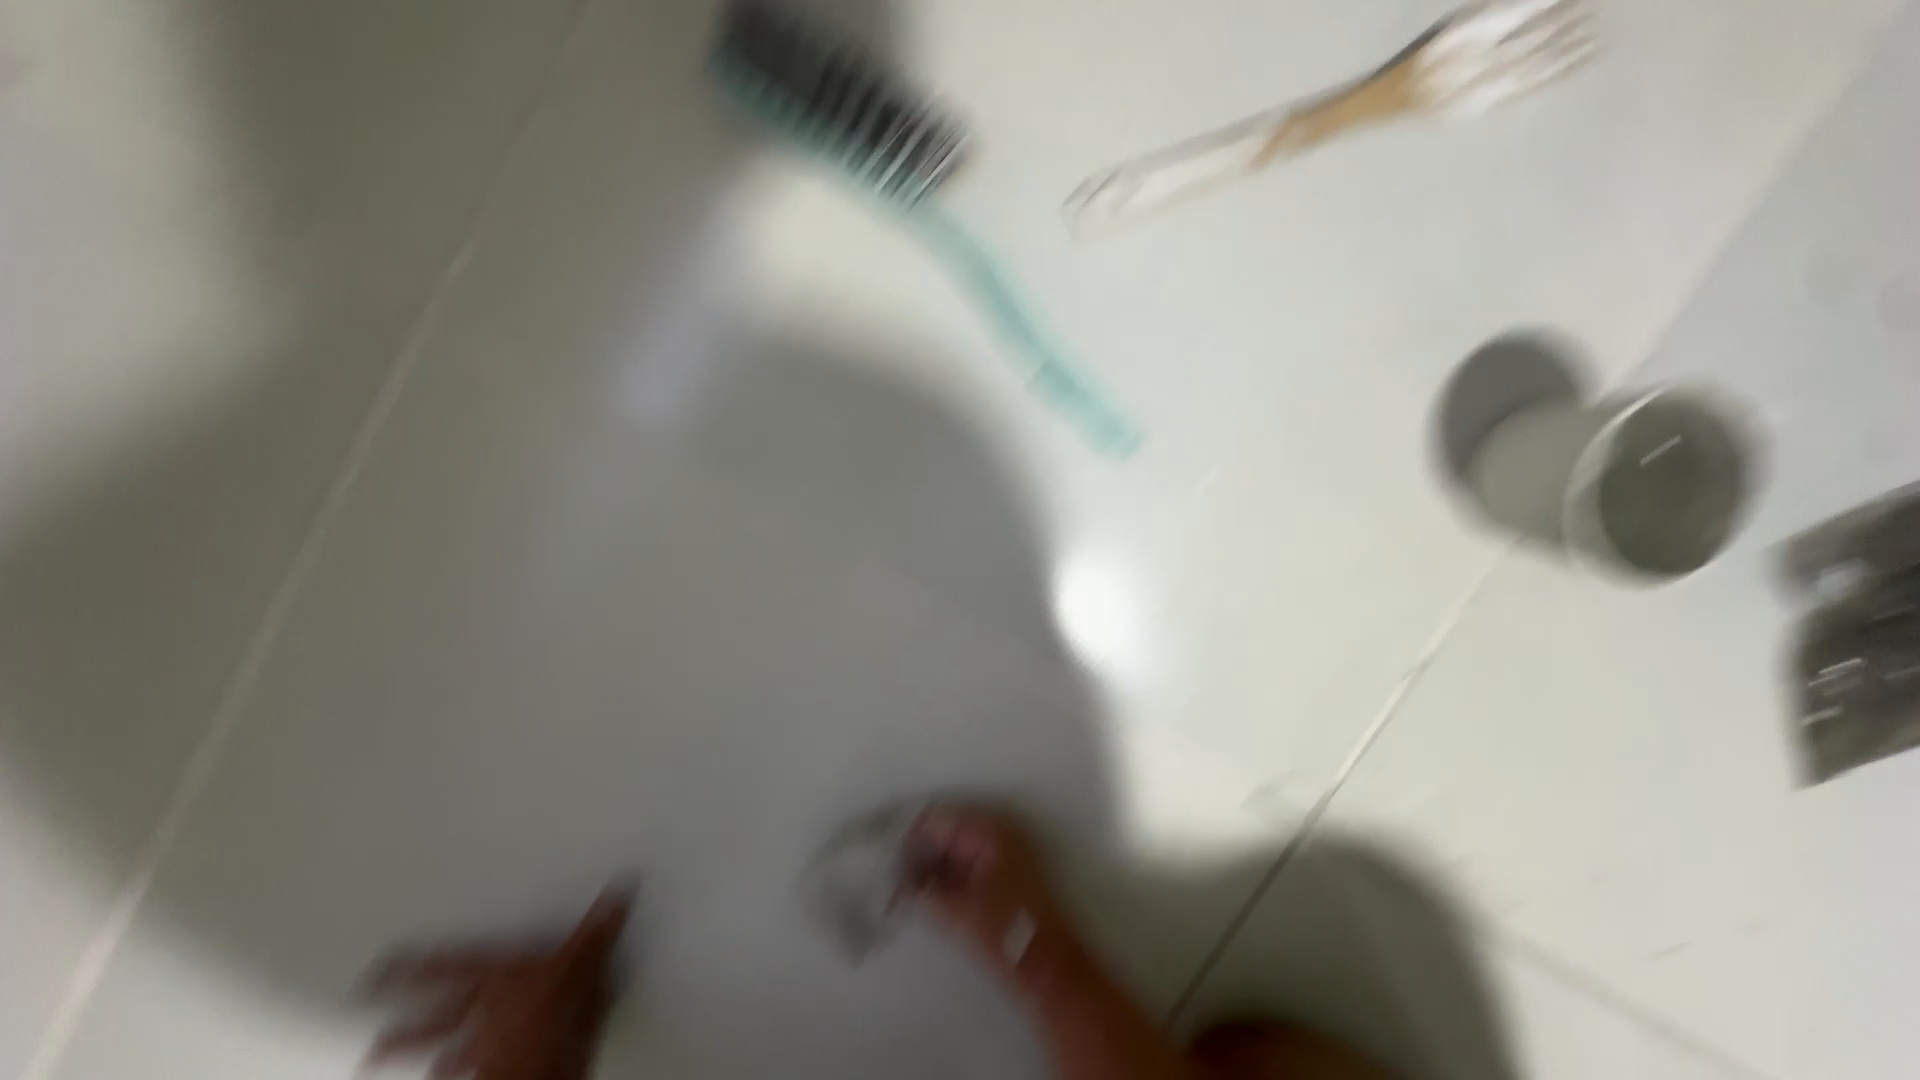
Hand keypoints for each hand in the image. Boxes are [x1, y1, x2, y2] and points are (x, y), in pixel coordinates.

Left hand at [362, 887, 632, 1079]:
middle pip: (433, 1017)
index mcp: (498, 975)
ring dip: (416, 1053)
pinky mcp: (494, 1069)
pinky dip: (450, 1072)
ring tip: (382, 1057)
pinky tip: (439, 1076)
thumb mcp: (588, 954)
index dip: (414, 964)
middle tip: (365, 1022)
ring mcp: (483, 1046)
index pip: (447, 965)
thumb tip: (617, 891)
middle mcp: (482, 1010)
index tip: (382, 964)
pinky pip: (463, 1071)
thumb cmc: (562, 1006)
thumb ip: (598, 926)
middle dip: (402, 1021)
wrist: (553, 1059)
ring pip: (440, 1049)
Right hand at [903, 805, 1069, 976]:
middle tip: (891, 881)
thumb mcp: (955, 910)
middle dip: (916, 854)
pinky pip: (966, 866)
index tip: (884, 858)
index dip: (907, 836)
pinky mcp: (1005, 876)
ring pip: (954, 850)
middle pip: (944, 832)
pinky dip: (945, 879)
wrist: (1048, 966)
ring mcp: (1004, 854)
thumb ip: (918, 889)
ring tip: (902, 895)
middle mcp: (997, 833)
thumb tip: (892, 881)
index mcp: (988, 830)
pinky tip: (926, 900)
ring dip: (929, 868)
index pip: (935, 817)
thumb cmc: (1006, 932)